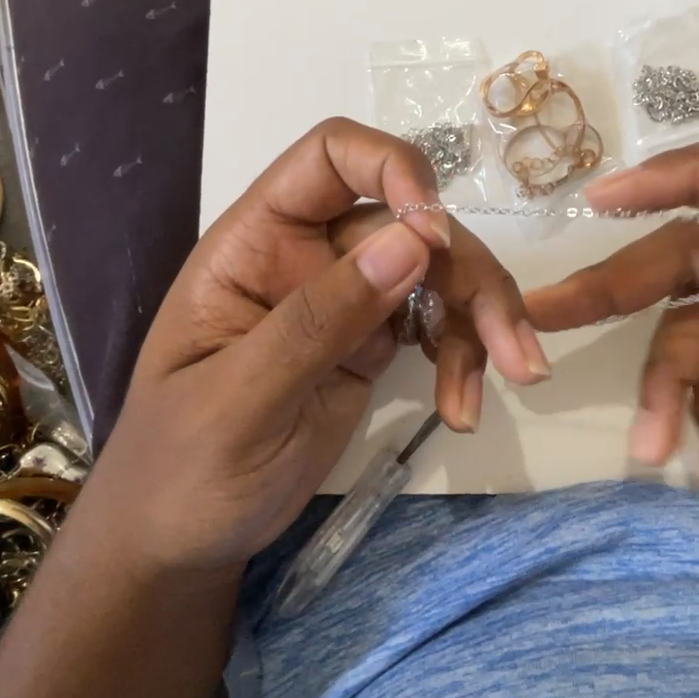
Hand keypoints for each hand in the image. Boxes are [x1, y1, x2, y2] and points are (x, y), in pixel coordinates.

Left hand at [85, 118, 544, 573]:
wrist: (184, 540)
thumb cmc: (181, 469)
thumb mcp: (240, 400)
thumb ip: (319, 320)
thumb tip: (413, 240)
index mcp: (257, 242)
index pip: (330, 157)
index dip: (392, 169)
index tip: (434, 235)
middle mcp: (309, 255)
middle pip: (408, 221)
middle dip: (467, 271)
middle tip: (507, 345)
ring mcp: (347, 298)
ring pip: (437, 270)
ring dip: (483, 316)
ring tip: (517, 378)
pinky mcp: (375, 342)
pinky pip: (438, 323)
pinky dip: (466, 356)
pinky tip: (463, 408)